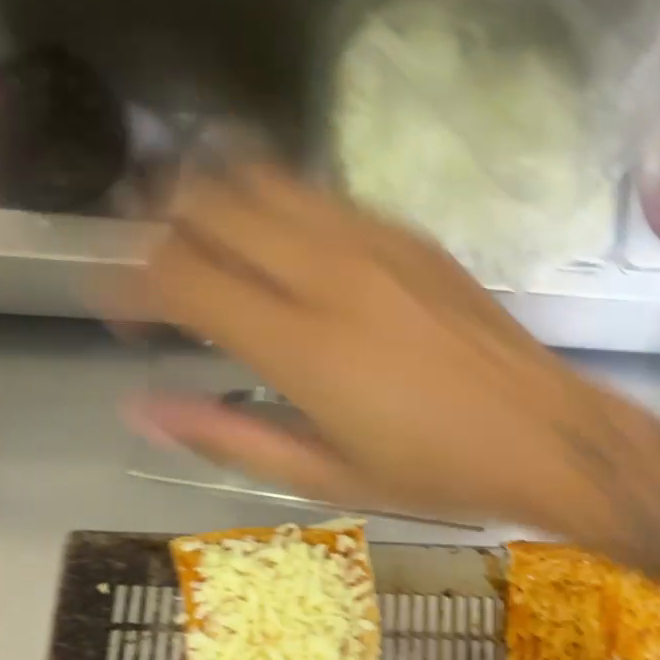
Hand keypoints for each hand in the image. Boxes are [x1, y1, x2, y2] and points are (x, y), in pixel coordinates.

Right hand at [120, 164, 634, 527]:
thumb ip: (227, 437)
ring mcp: (374, 242)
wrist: (544, 436)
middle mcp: (329, 272)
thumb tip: (141, 408)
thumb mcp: (325, 478)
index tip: (114, 313)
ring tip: (209, 253)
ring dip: (216, 206)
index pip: (180, 277)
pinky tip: (286, 255)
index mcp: (301, 344)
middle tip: (155, 278)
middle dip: (160, 230)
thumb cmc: (434, 473)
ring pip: (263, 182)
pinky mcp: (409, 235)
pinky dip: (278, 211)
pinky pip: (321, 196)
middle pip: (210, 203)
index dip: (127, 287)